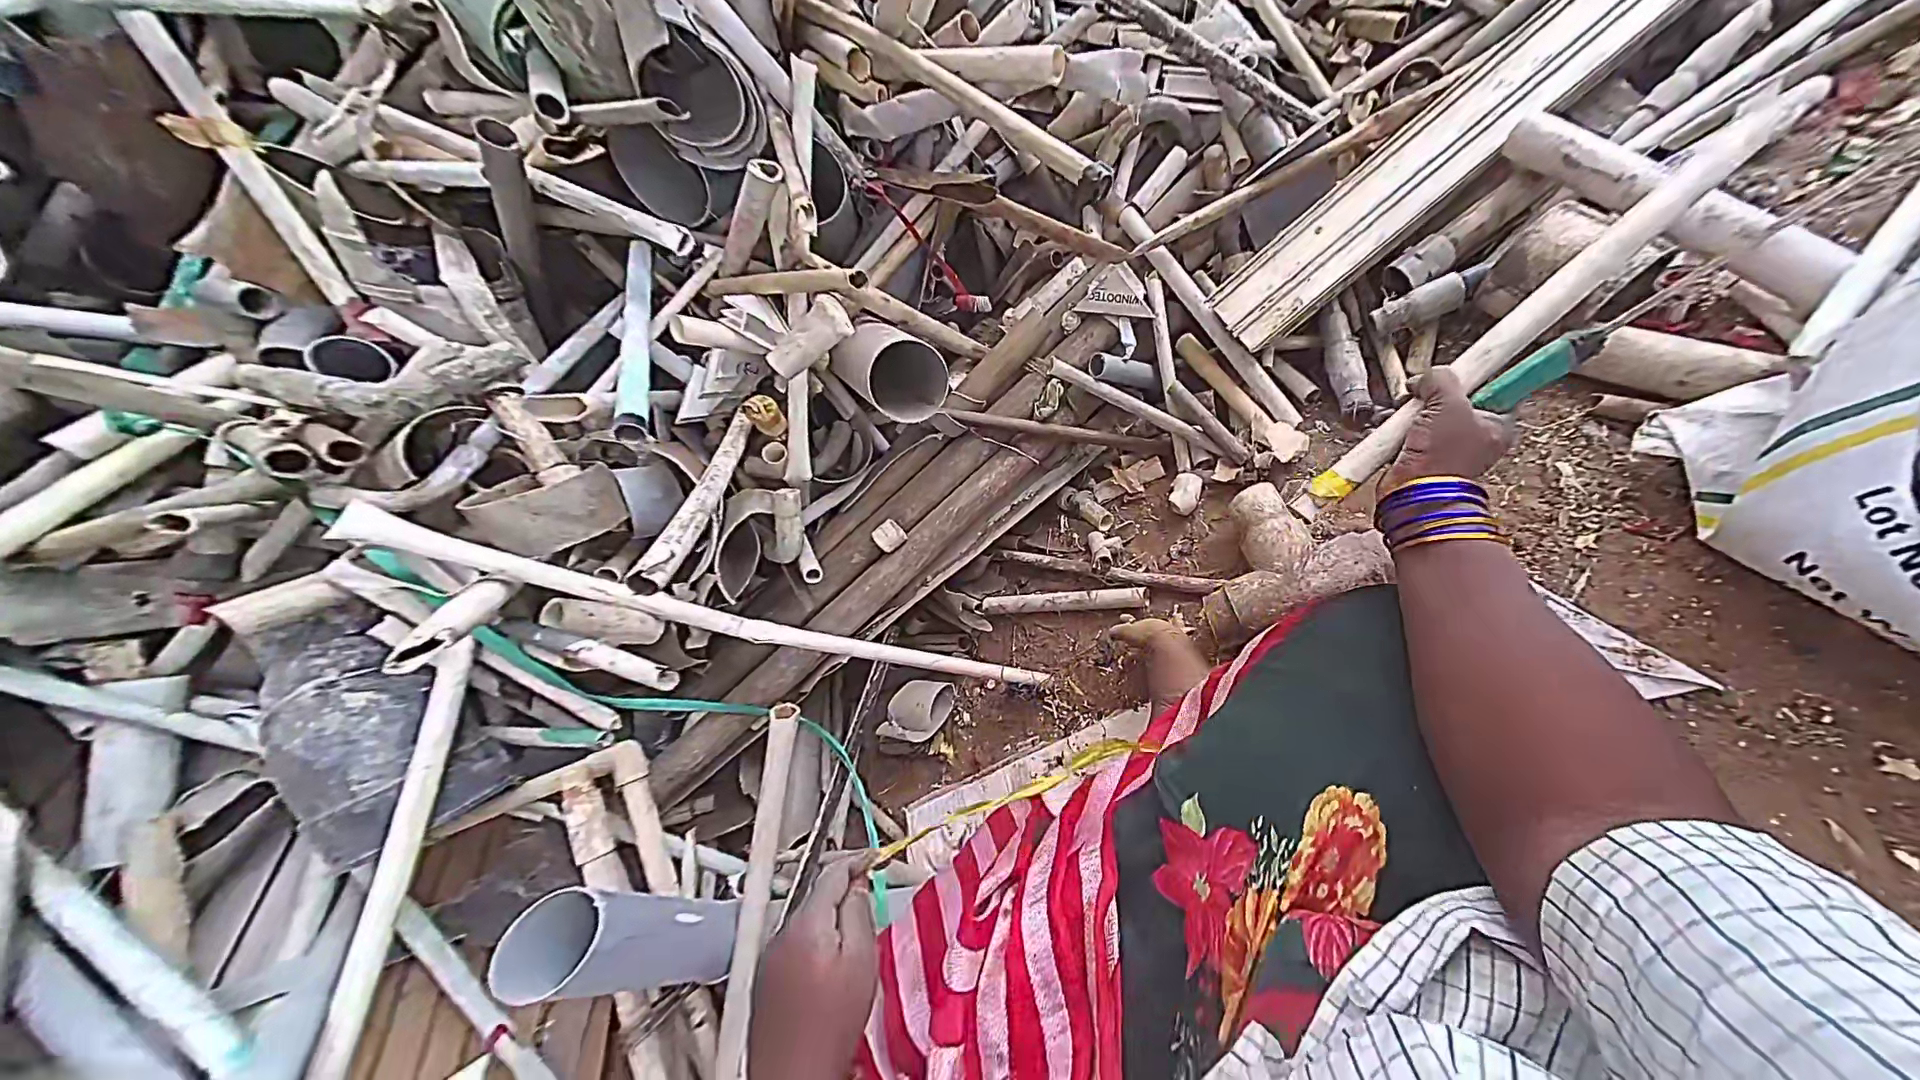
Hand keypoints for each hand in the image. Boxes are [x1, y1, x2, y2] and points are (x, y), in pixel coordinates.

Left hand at [748, 852, 878, 1079]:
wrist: (794, 1074)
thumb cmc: (832, 1023)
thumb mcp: (861, 959)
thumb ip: (859, 913)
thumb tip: (857, 885)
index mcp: (805, 922)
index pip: (831, 874)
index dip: (855, 861)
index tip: (872, 858)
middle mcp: (781, 932)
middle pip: (817, 896)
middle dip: (842, 893)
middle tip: (869, 900)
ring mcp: (771, 956)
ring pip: (806, 920)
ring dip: (828, 919)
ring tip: (853, 941)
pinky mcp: (767, 978)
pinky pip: (795, 944)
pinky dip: (815, 942)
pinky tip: (830, 969)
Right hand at [1380, 368, 1513, 493]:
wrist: (1413, 492)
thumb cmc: (1442, 455)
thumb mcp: (1449, 404)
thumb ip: (1442, 380)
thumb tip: (1427, 376)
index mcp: (1497, 424)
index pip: (1491, 389)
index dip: (1470, 380)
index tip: (1453, 376)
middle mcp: (1473, 436)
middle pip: (1451, 401)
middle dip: (1428, 397)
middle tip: (1419, 397)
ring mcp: (1444, 447)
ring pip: (1426, 415)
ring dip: (1407, 413)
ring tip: (1399, 416)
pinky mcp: (1419, 456)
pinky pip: (1407, 431)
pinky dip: (1395, 428)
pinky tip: (1388, 427)